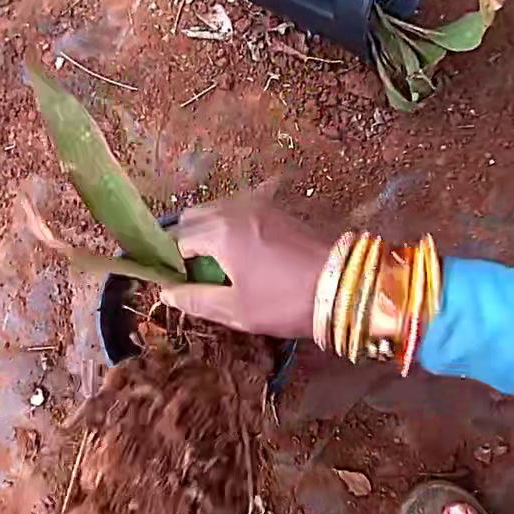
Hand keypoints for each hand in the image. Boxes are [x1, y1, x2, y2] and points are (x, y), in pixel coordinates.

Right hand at [160, 192, 334, 339]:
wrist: (346, 286)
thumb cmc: (286, 302)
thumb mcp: (236, 310)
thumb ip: (196, 299)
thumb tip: (166, 293)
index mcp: (220, 231)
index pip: (177, 238)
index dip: (171, 262)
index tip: (176, 284)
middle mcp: (236, 207)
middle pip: (194, 217)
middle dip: (187, 242)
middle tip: (195, 275)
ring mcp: (260, 203)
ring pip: (218, 211)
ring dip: (209, 232)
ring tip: (219, 266)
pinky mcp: (278, 209)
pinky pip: (241, 211)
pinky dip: (231, 227)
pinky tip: (243, 253)